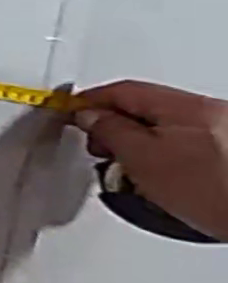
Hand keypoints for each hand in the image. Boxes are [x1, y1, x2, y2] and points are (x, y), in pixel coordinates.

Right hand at [75, 80, 227, 239]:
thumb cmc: (216, 191)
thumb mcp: (140, 157)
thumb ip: (107, 129)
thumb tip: (92, 117)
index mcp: (192, 107)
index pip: (123, 91)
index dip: (88, 102)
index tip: (69, 114)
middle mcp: (220, 115)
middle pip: (149, 110)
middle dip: (116, 128)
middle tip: (100, 148)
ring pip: (170, 132)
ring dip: (143, 147)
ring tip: (135, 172)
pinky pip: (191, 149)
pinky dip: (169, 160)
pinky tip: (166, 181)